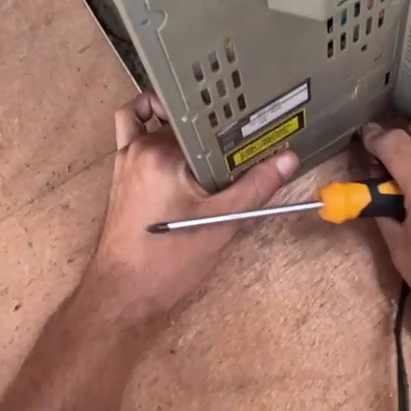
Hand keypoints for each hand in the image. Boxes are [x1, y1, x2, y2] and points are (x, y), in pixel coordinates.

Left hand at [80, 92, 296, 327]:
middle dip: (215, 126)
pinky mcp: (122, 168)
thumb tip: (288, 159)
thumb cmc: (168, 263)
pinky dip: (152, 122)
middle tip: (244, 138)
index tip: (258, 132)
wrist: (124, 293)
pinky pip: (134, 127)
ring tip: (214, 133)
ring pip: (161, 117)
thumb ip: (255, 187)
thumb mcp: (221, 224)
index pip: (208, 122)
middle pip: (187, 119)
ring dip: (186, 120)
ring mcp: (128, 155)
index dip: (236, 124)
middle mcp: (142, 147)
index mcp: (165, 154)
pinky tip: (175, 135)